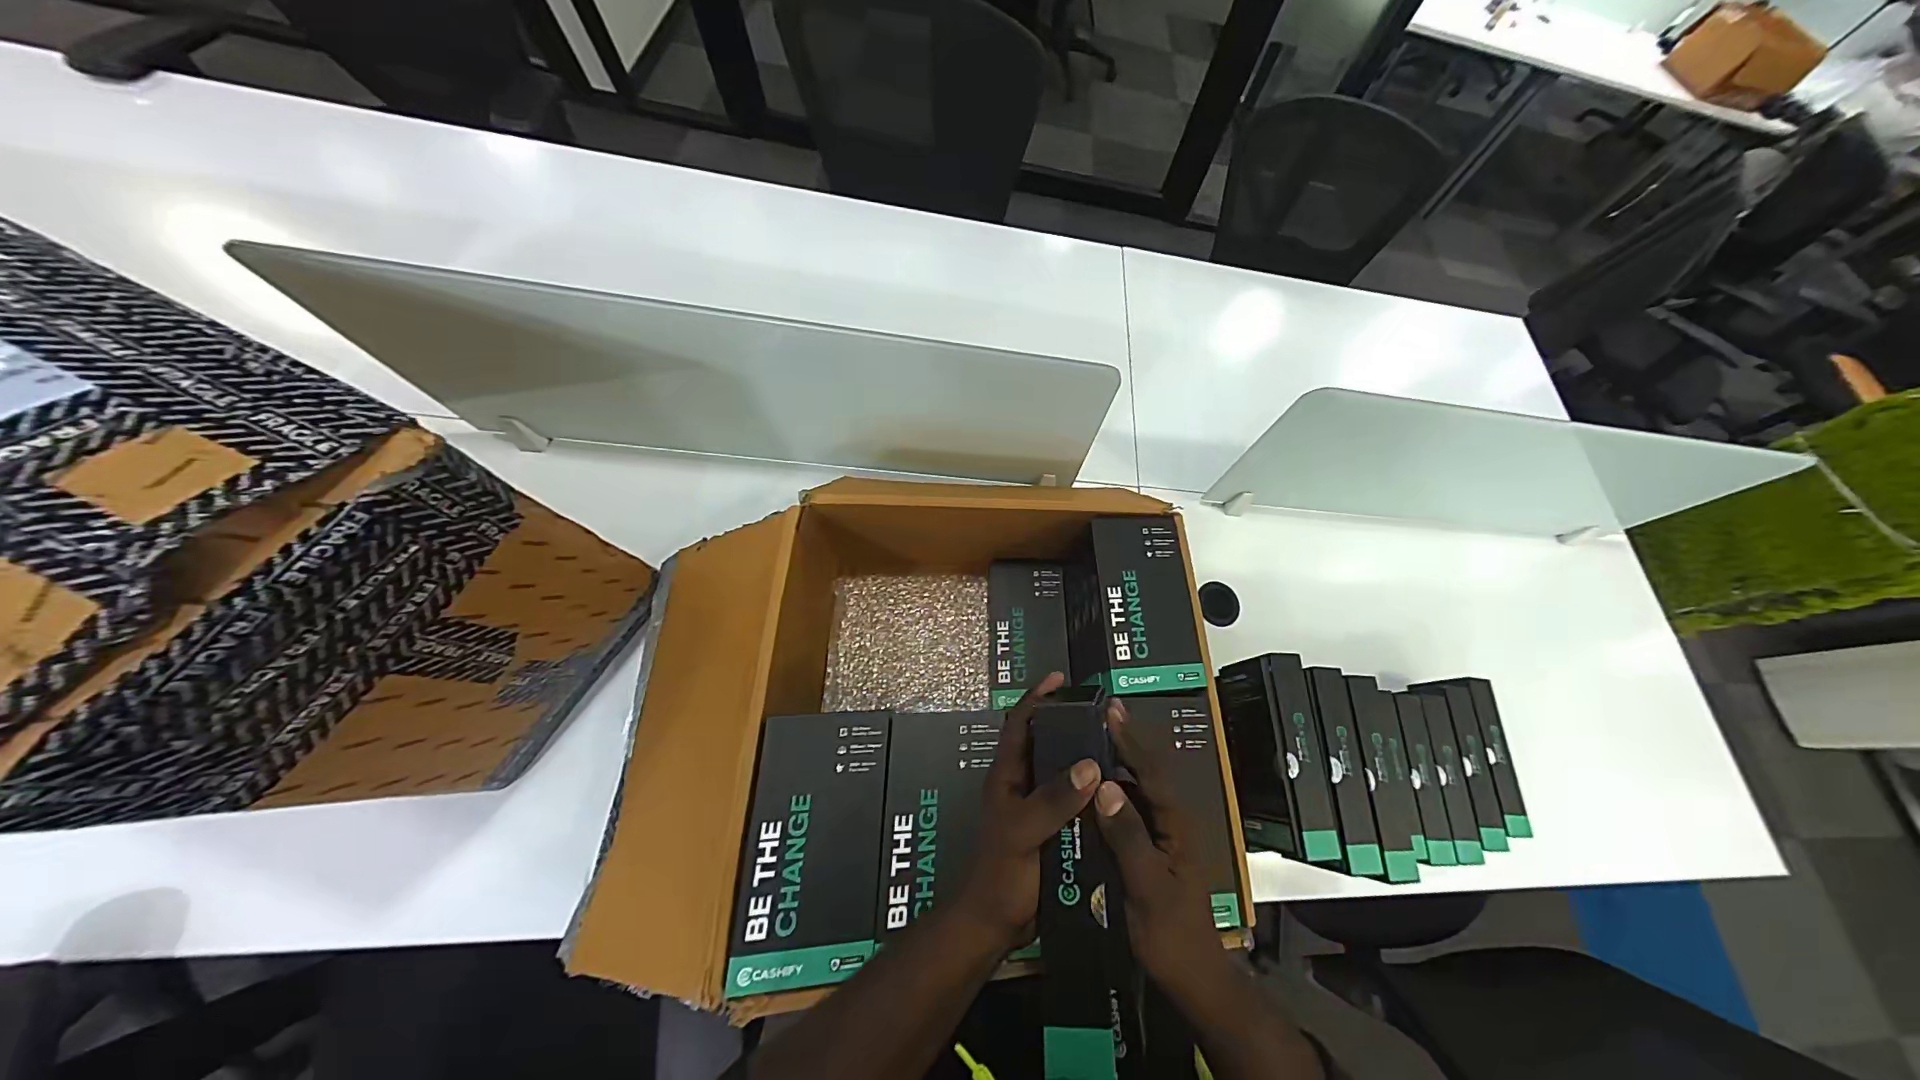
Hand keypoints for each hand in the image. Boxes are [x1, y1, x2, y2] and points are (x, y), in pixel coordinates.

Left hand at [953, 671, 1100, 952]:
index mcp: (1006, 776)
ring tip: (1115, 741)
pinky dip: (1090, 787)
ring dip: (1081, 753)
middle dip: (1066, 721)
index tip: (1060, 678)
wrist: (996, 921)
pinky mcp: (1051, 827)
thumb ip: (1053, 799)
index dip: (1036, 698)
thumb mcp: (1024, 831)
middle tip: (1101, 711)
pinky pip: (1072, 798)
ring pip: (1059, 769)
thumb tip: (1090, 764)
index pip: (1019, 724)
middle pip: (1042, 741)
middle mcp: (1021, 784)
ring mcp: (1035, 806)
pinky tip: (1116, 786)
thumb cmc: (1001, 871)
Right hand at [1093, 698, 1234, 1004]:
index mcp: (1176, 825)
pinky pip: (1130, 809)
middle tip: (1098, 712)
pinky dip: (1112, 790)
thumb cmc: (1171, 933)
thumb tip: (1104, 784)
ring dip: (1118, 761)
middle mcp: (1171, 822)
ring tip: (1089, 738)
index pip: (1153, 772)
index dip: (1131, 740)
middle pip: (1148, 773)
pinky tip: (1090, 787)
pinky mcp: (1150, 849)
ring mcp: (1162, 836)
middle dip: (1125, 740)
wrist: (1191, 977)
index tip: (1111, 710)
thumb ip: (1127, 835)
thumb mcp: (1147, 886)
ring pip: (1139, 789)